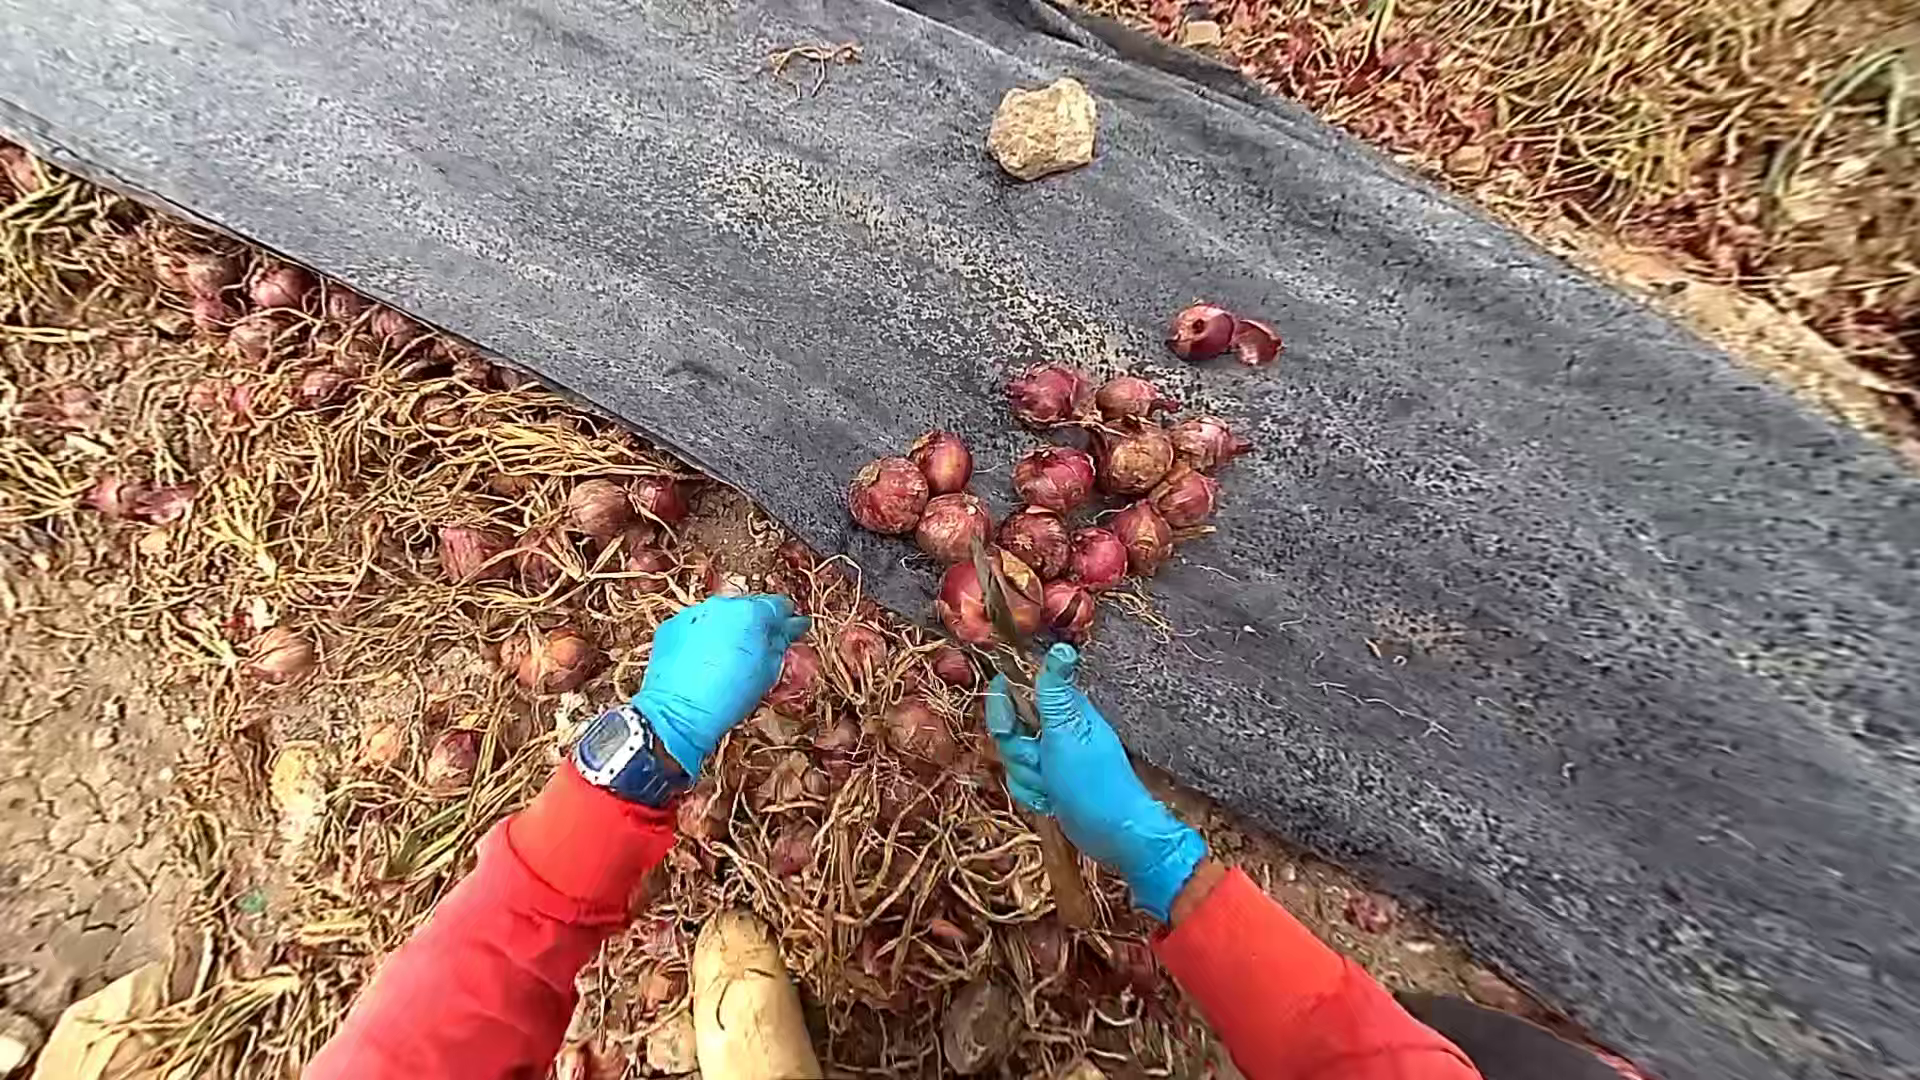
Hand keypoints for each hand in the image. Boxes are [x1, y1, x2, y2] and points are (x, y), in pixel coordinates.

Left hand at [635, 594, 809, 774]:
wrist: (678, 715)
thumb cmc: (729, 696)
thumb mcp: (768, 670)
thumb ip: (781, 641)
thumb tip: (791, 627)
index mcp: (752, 612)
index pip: (778, 605)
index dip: (786, 619)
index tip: (790, 629)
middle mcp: (723, 605)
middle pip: (749, 606)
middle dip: (757, 623)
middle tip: (760, 646)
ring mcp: (694, 613)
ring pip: (722, 614)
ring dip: (730, 628)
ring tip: (729, 656)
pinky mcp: (672, 626)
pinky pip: (697, 625)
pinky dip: (704, 636)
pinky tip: (706, 659)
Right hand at [986, 643, 1206, 921]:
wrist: (1117, 836)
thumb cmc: (1094, 781)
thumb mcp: (1067, 732)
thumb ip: (1054, 692)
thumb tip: (1063, 646)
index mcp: (1061, 708)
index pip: (1013, 691)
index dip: (1003, 708)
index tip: (1007, 726)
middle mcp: (1054, 728)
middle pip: (1008, 728)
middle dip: (1018, 752)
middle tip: (1040, 764)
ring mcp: (1050, 757)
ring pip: (1012, 758)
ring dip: (1026, 777)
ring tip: (1050, 787)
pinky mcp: (1047, 782)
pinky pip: (1020, 782)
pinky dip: (1032, 795)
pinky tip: (1049, 802)